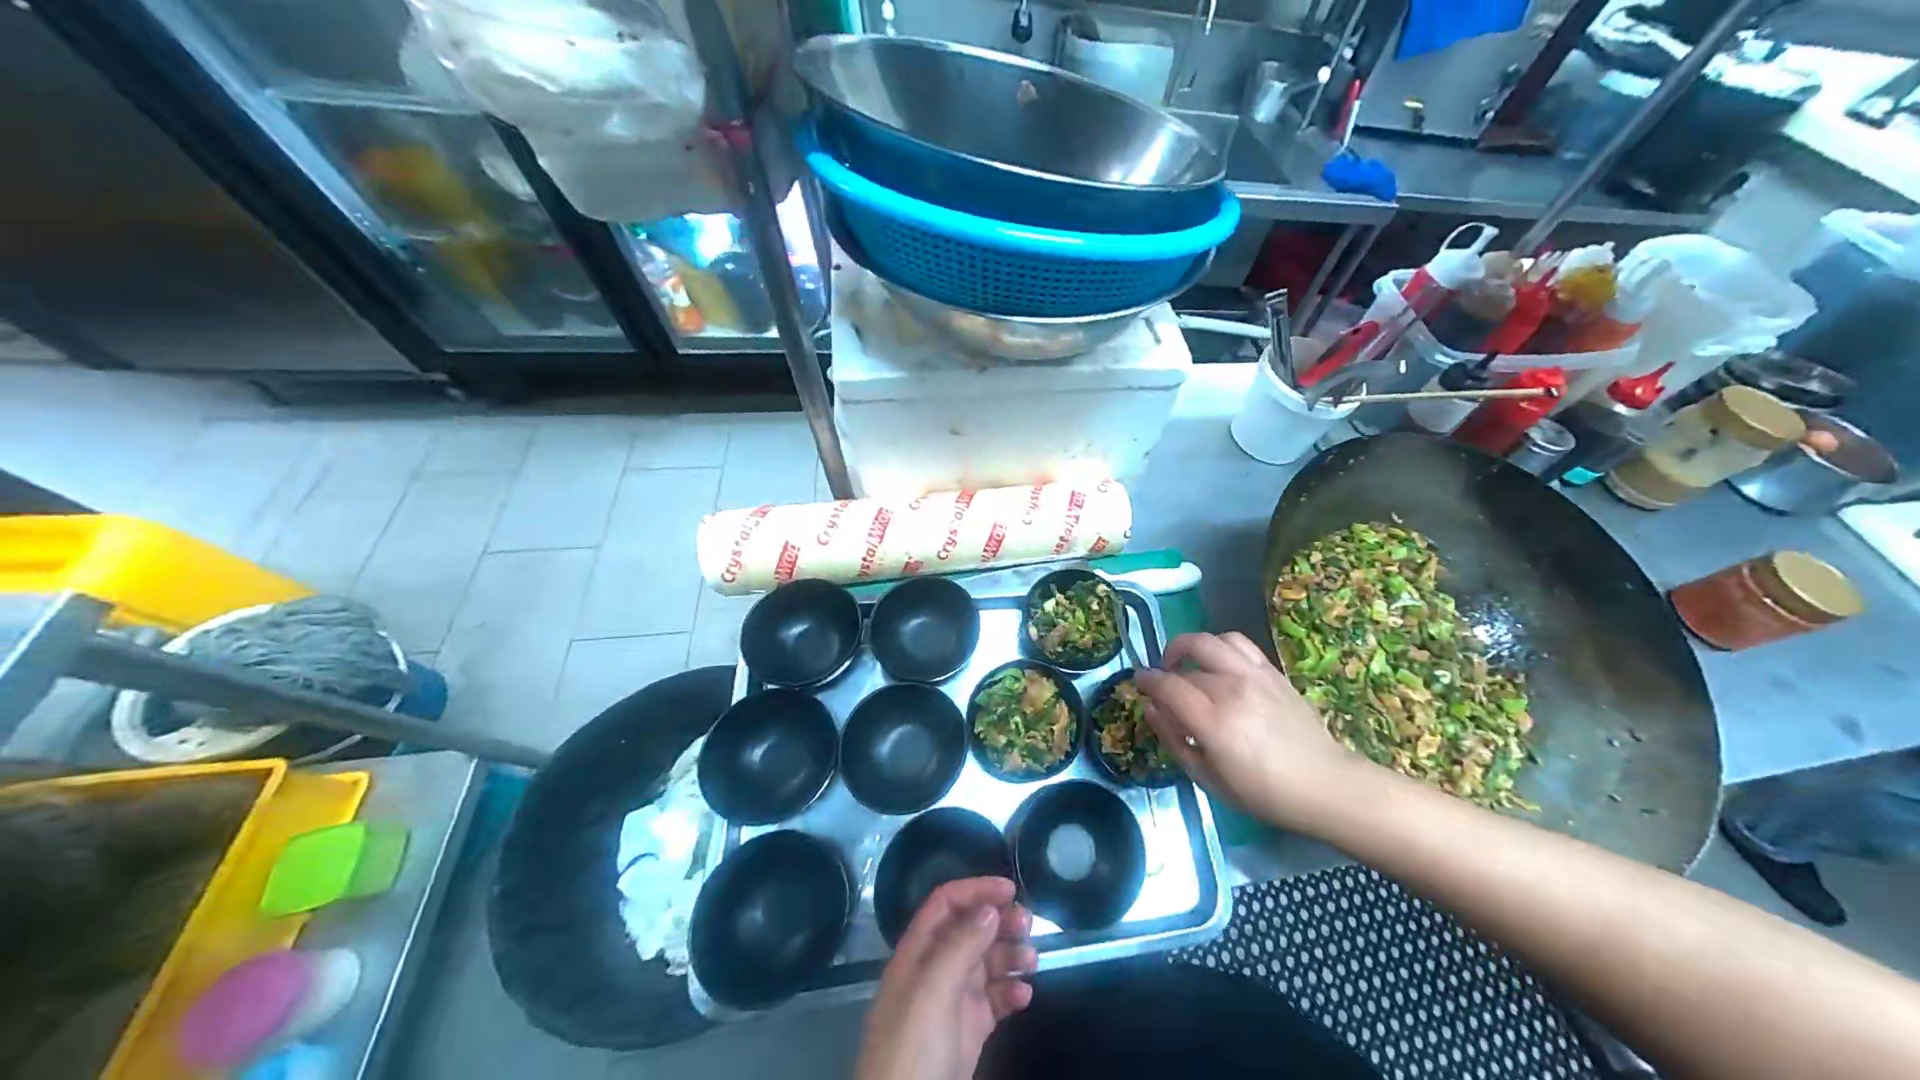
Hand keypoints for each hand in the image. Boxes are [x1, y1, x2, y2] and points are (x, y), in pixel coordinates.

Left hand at [854, 877, 1036, 1079]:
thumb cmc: (912, 1049)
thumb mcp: (932, 993)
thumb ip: (959, 947)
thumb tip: (989, 908)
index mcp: (916, 954)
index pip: (945, 905)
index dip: (975, 890)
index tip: (1011, 891)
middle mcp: (934, 971)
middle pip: (969, 931)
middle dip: (999, 922)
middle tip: (1029, 927)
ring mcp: (951, 1003)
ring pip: (984, 964)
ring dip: (1009, 957)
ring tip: (1032, 963)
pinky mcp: (968, 1032)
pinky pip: (993, 1001)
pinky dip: (1010, 993)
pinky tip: (1025, 996)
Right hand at [1134, 631, 1373, 829]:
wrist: (1325, 785)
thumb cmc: (1262, 792)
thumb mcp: (1208, 778)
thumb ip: (1173, 739)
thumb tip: (1151, 709)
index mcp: (1213, 720)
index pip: (1168, 685)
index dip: (1147, 680)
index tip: (1138, 682)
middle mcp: (1232, 689)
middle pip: (1186, 663)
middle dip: (1166, 667)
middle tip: (1162, 680)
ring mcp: (1255, 676)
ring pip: (1211, 641)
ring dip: (1191, 648)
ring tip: (1188, 664)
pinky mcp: (1273, 672)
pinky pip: (1239, 644)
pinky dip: (1219, 648)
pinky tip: (1218, 667)